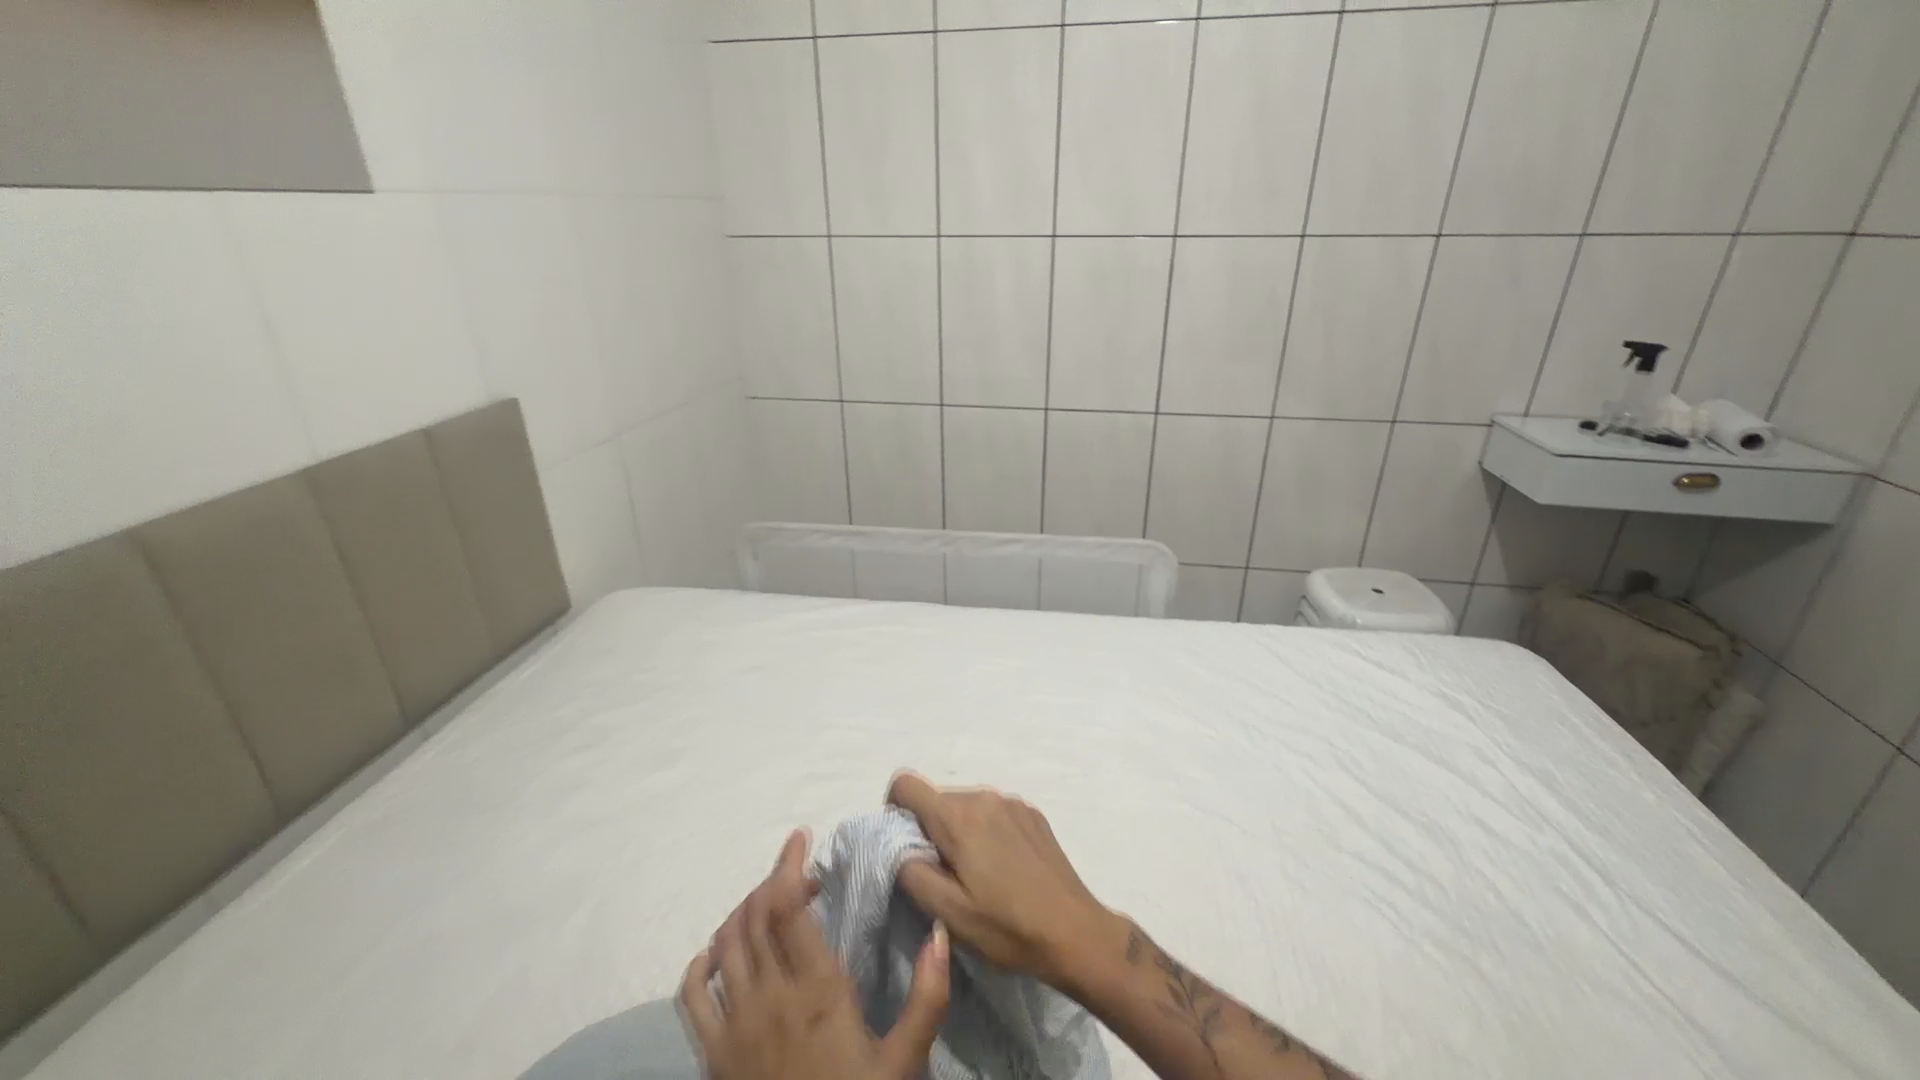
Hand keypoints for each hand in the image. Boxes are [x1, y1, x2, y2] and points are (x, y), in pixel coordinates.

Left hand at [680, 845, 950, 1079]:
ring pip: (724, 944)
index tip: (802, 841)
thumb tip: (938, 934)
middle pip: (753, 915)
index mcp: (816, 989)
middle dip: (771, 882)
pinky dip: (702, 963)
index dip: (788, 866)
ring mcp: (733, 1023)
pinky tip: (718, 955)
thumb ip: (927, 997)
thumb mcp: (904, 1061)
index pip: (785, 907)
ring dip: (742, 913)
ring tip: (767, 906)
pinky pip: (691, 994)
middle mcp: (768, 995)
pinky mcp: (711, 1052)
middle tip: (798, 876)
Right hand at [887, 772, 1126, 992]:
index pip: (905, 784)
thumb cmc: (1006, 926)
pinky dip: (987, 832)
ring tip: (977, 876)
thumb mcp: (947, 911)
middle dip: (930, 830)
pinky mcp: (1033, 814)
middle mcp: (984, 795)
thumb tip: (898, 847)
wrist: (1075, 932)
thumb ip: (911, 872)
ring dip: (960, 832)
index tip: (905, 847)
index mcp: (957, 815)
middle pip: (937, 798)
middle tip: (944, 875)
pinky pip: (993, 812)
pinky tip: (1004, 868)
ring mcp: (1012, 802)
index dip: (895, 811)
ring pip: (966, 806)